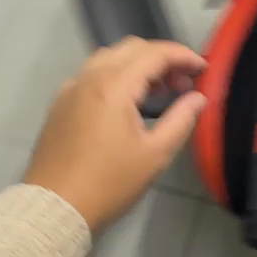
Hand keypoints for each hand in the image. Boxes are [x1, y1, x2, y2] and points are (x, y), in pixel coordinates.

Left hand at [24, 38, 206, 230]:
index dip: (183, 56)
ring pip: (109, 58)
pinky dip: (115, 75)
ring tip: (157, 91)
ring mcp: (71, 88)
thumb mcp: (155, 154)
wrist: (54, 209)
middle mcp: (90, 77)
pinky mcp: (60, 103)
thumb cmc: (109, 183)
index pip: (155, 53)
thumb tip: (198, 98)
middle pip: (131, 48)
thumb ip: (181, 119)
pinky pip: (91, 74)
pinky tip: (126, 103)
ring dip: (137, 64)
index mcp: (114, 85)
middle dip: (162, 57)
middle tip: (182, 82)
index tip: (203, 69)